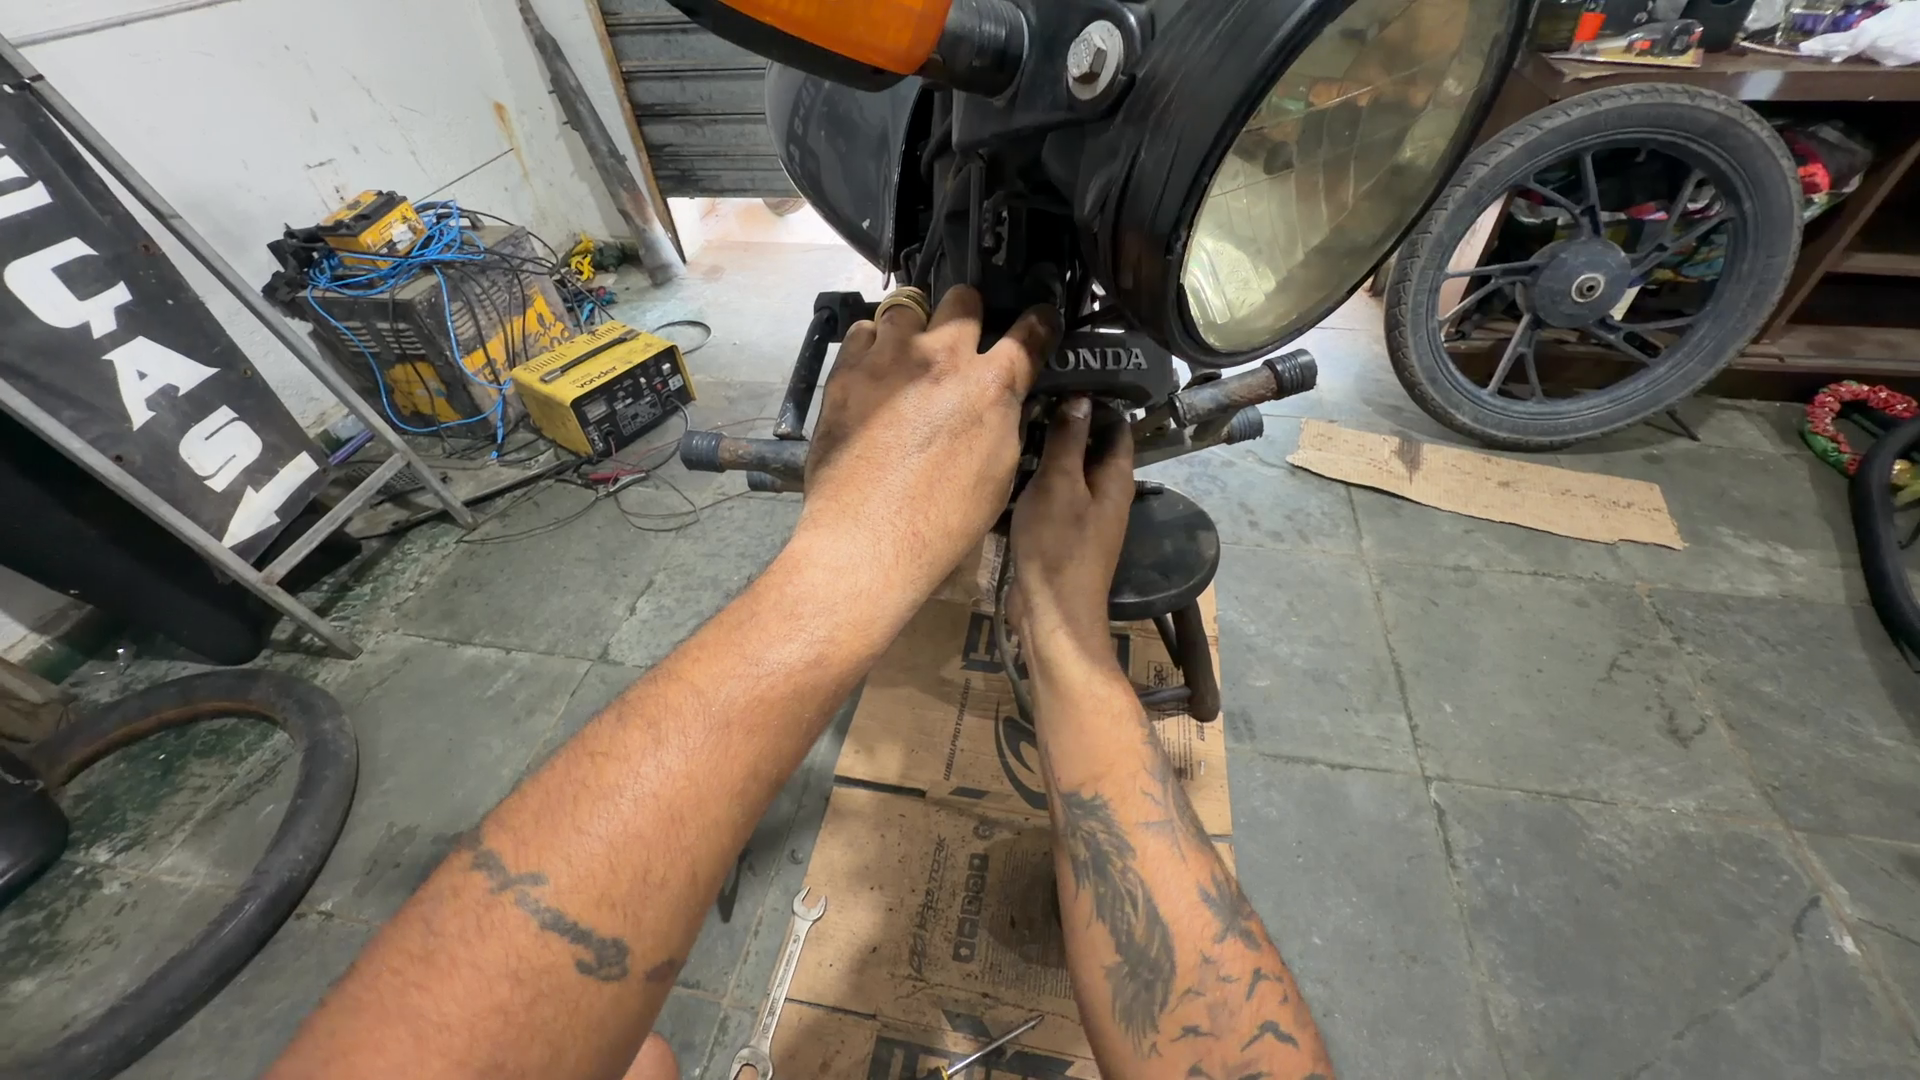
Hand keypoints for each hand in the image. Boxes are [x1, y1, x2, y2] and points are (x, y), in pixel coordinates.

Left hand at [802, 285, 1058, 598]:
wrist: (869, 538)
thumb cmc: (944, 522)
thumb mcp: (999, 472)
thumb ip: (1003, 422)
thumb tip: (1002, 400)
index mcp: (992, 386)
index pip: (1030, 332)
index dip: (1039, 322)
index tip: (1038, 319)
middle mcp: (943, 357)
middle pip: (964, 299)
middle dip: (969, 313)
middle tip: (960, 338)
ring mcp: (890, 358)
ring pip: (908, 305)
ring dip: (915, 325)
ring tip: (907, 351)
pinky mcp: (847, 370)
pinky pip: (863, 332)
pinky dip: (873, 345)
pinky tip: (873, 371)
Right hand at [1009, 397, 1134, 665]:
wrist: (1051, 611)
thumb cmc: (1058, 545)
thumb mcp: (1059, 484)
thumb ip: (1069, 440)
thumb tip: (1082, 397)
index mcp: (1115, 479)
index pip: (1117, 427)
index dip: (1098, 401)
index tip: (1068, 376)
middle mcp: (1106, 495)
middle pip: (1091, 449)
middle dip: (1068, 424)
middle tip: (1035, 395)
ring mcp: (1085, 517)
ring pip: (1070, 473)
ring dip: (1049, 453)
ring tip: (1018, 425)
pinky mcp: (1063, 535)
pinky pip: (1054, 497)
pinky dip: (1038, 481)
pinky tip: (1013, 470)